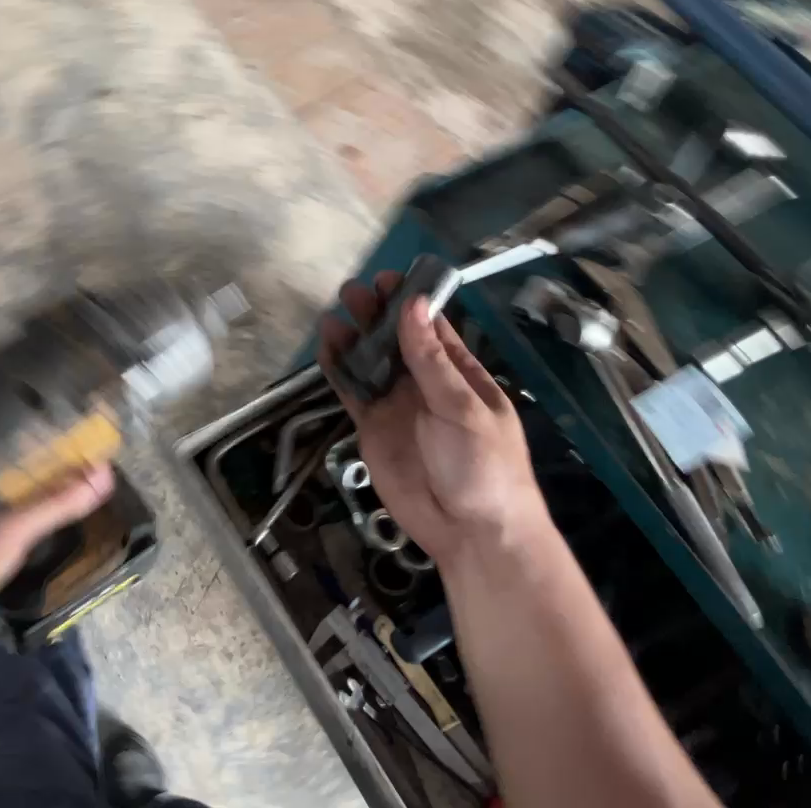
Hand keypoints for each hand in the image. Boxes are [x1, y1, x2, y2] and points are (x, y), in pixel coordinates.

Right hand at [317, 271, 547, 569]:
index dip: (411, 303)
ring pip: (369, 362)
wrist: (471, 532)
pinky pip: (352, 391)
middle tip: (354, 291)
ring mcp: (396, 405)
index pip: (432, 328)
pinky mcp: (372, 426)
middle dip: (376, 314)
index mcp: (459, 375)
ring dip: (353, 338)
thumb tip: (413, 307)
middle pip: (395, 340)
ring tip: (334, 314)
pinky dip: (338, 369)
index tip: (389, 279)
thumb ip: (432, 360)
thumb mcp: (463, 408)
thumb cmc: (484, 467)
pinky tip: (326, 347)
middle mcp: (424, 384)